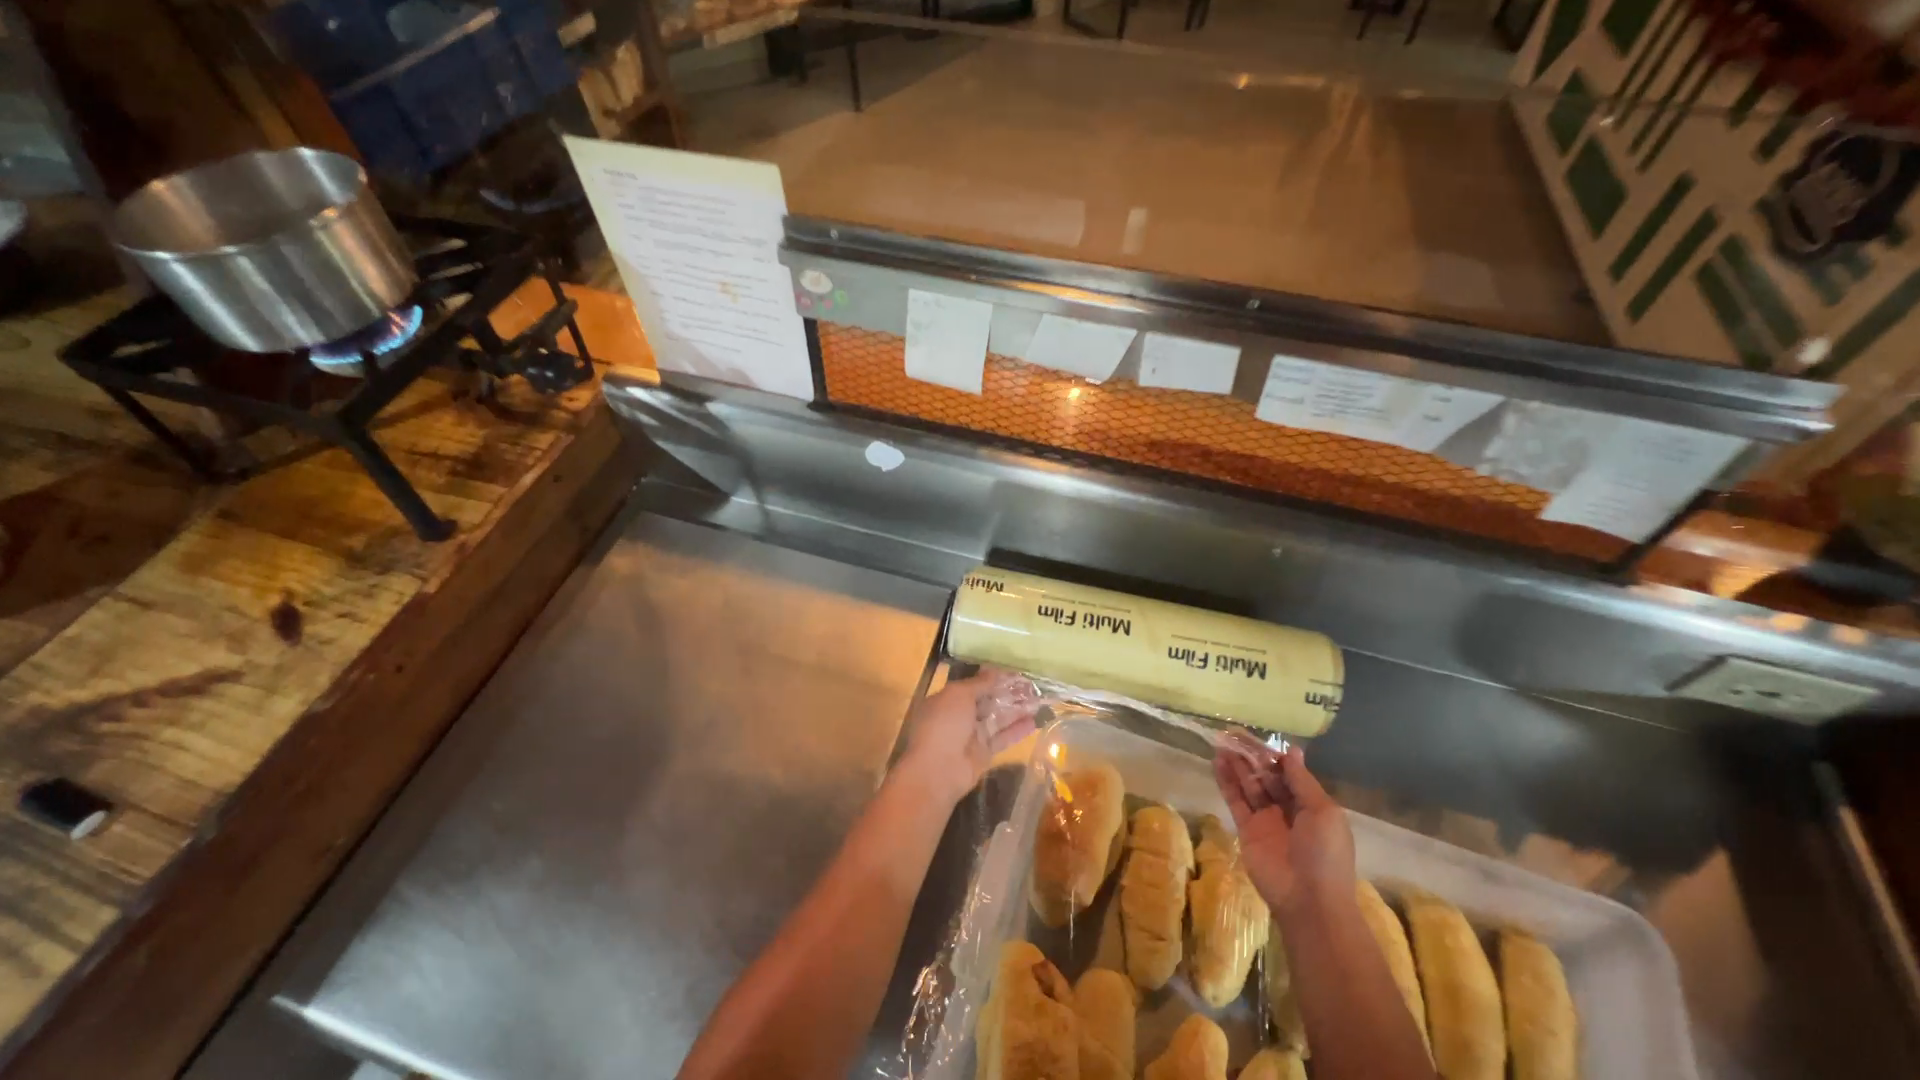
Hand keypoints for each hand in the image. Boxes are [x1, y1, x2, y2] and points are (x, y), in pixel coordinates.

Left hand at [898, 667, 1040, 806]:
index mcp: (948, 699)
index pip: (974, 685)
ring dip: (1017, 710)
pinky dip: (1018, 730)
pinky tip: (1036, 721)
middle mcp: (959, 716)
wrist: (938, 770)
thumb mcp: (958, 695)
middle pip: (988, 702)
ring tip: (1040, 701)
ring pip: (998, 719)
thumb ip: (979, 683)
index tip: (1016, 674)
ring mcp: (972, 736)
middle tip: (1034, 687)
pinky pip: (1003, 738)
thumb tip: (995, 671)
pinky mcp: (984, 753)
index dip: (994, 679)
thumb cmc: (944, 725)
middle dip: (1009, 694)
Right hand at [1213, 737, 1354, 919]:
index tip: (1259, 738)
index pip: (1291, 774)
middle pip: (1268, 778)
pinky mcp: (1247, 831)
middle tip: (1234, 736)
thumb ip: (1303, 781)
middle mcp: (1289, 810)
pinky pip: (1235, 801)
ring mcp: (1266, 821)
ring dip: (1237, 766)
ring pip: (1249, 786)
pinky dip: (1226, 782)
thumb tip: (1292, 752)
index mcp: (1313, 806)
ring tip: (1221, 744)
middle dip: (1253, 758)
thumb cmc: (1324, 853)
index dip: (1276, 757)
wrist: (1308, 899)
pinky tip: (1217, 763)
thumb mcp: (1323, 812)